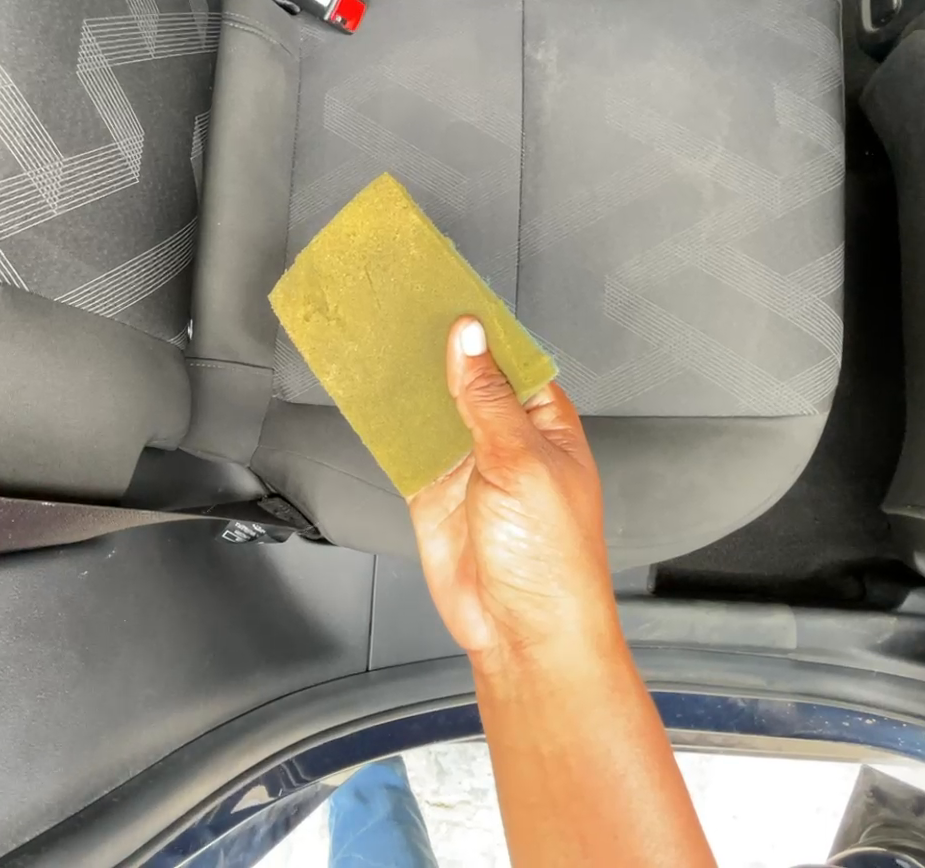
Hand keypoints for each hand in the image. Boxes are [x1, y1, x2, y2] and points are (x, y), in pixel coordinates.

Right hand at [406, 316, 617, 666]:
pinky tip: (371, 392)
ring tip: (381, 337)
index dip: (479, 328)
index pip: (509, 357)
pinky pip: (404, 443)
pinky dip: (386, 420)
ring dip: (410, 379)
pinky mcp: (431, 487)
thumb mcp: (522, 463)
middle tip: (402, 308)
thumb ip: (486, 399)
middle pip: (465, 376)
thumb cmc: (553, 558)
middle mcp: (504, 435)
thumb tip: (469, 339)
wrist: (520, 631)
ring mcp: (466, 461)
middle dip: (437, 349)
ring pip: (431, 406)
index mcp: (543, 421)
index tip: (447, 294)